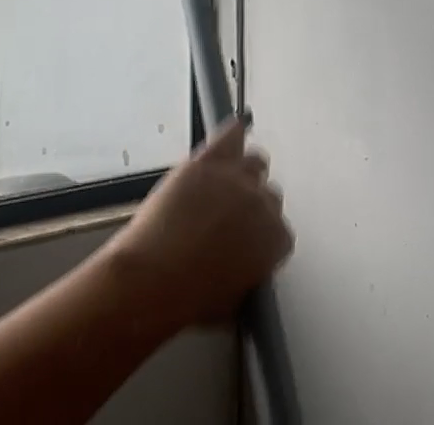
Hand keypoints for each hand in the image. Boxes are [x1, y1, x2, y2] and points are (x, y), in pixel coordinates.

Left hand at [101, 117, 293, 329]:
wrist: (153, 277)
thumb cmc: (189, 298)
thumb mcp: (233, 301)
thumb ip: (250, 274)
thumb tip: (244, 268)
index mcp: (275, 240)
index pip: (279, 227)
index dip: (260, 231)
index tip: (245, 236)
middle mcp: (264, 205)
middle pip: (269, 193)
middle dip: (252, 203)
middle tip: (228, 213)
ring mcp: (236, 179)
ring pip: (255, 162)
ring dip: (243, 171)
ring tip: (224, 182)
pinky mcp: (209, 162)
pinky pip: (232, 134)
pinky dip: (233, 132)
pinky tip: (231, 133)